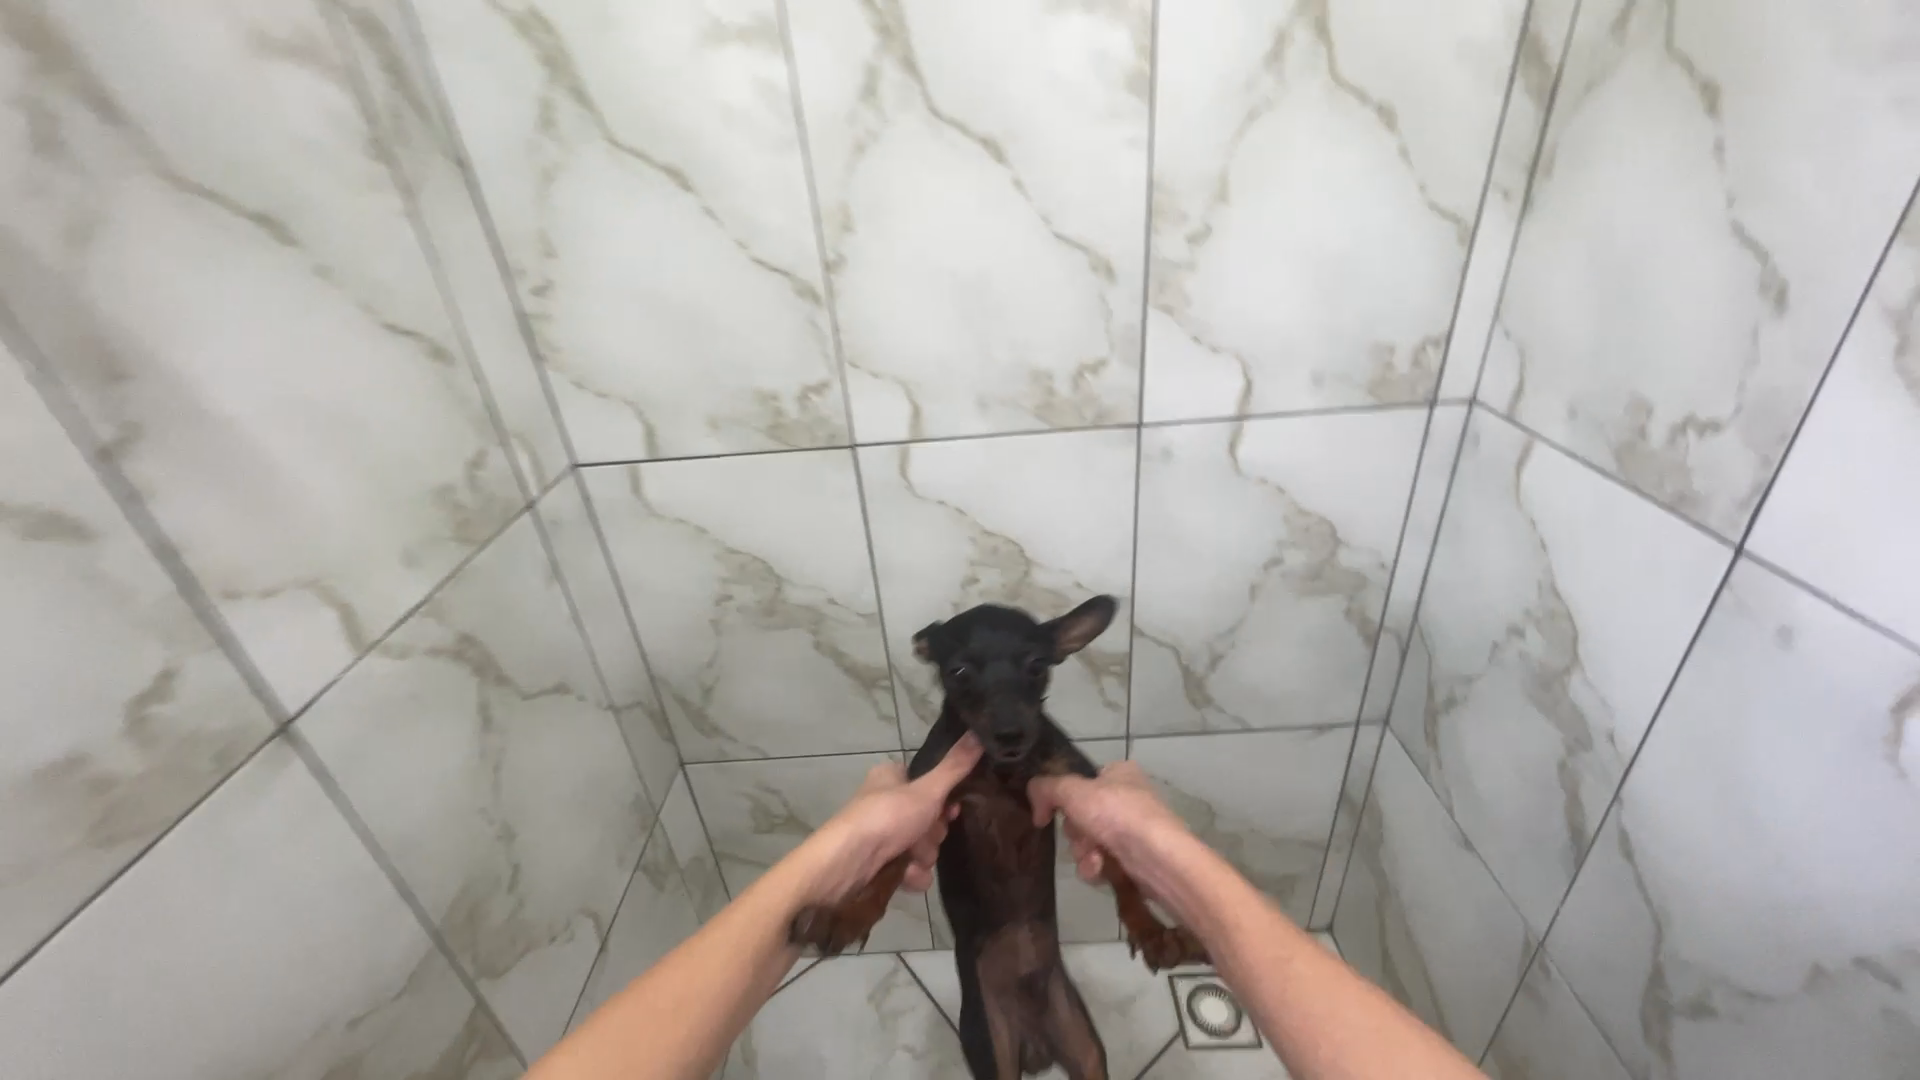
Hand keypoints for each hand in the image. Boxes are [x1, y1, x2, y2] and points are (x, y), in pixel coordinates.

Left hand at [803, 734, 982, 903]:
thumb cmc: (886, 817)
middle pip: (929, 818)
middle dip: (932, 833)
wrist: (846, 866)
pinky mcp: (879, 865)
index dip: (943, 799)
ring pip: (923, 846)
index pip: (928, 783)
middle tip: (925, 835)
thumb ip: (955, 766)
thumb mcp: (927, 789)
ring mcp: (881, 836)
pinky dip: (912, 875)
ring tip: (912, 859)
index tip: (950, 809)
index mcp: (890, 777)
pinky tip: (905, 877)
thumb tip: (980, 732)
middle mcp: (885, 804)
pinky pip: (911, 870)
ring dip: (923, 856)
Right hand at [1028, 761, 1191, 882]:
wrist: (1158, 858)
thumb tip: (1034, 799)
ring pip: (1089, 841)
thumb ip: (1045, 788)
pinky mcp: (1136, 859)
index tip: (1051, 813)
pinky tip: (1101, 870)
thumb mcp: (1072, 791)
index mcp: (1119, 772)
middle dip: (1075, 832)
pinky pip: (1103, 862)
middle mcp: (1128, 797)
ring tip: (1094, 858)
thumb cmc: (1117, 814)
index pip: (1081, 781)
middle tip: (1081, 836)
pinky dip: (1097, 867)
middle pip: (1081, 815)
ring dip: (1083, 852)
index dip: (1064, 798)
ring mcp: (1134, 829)